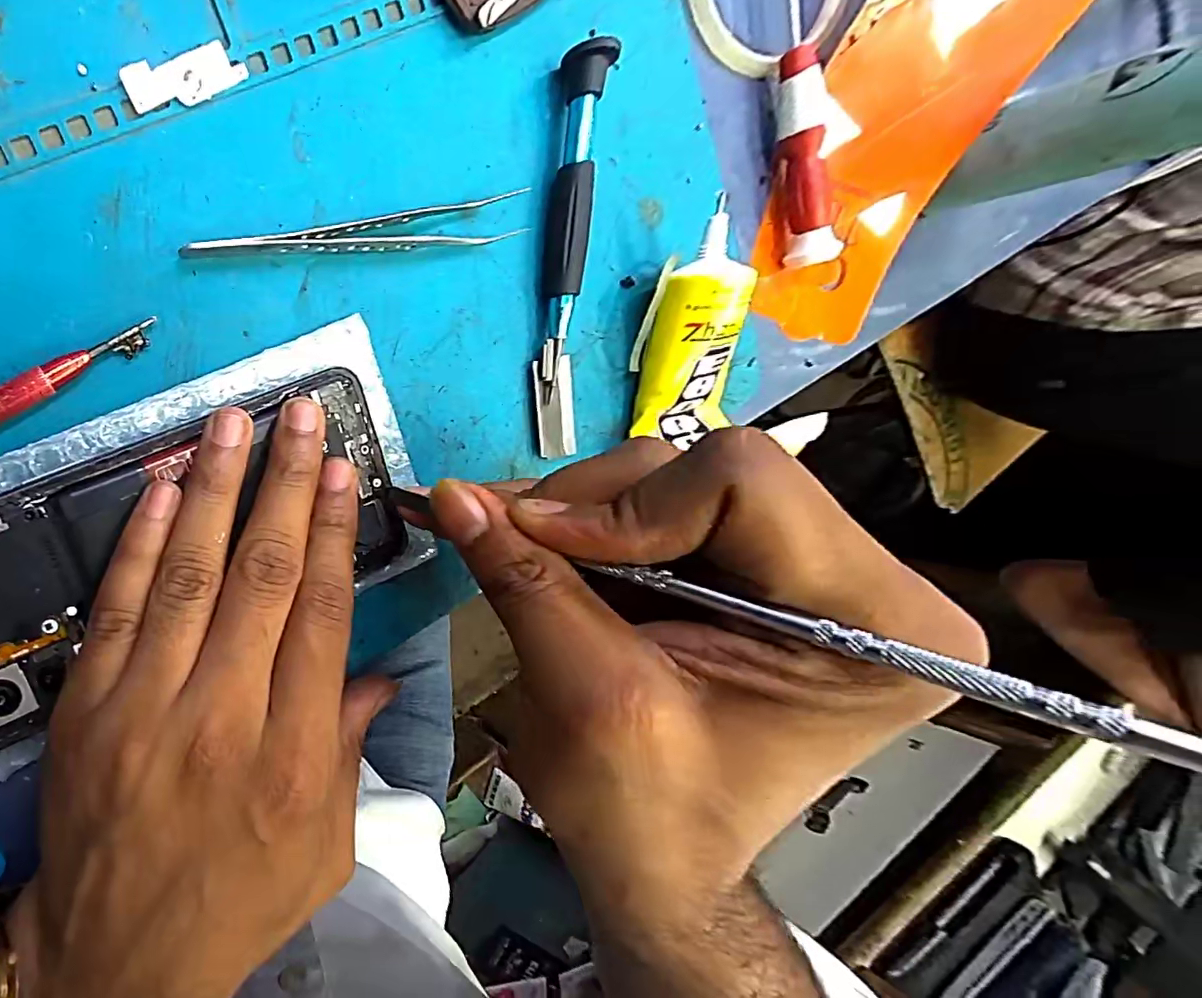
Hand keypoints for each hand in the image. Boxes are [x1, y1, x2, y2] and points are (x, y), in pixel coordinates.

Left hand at [8, 400, 394, 997]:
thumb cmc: (235, 896)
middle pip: (260, 574)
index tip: (339, 469)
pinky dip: (143, 541)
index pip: (318, 613)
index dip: (331, 531)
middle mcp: (223, 713)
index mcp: (292, 752)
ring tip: (231, 425)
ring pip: (190, 573)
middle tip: (297, 416)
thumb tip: (376, 671)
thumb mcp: (324, 846)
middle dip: (283, 484)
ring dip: (214, 489)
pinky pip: (119, 605)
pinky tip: (167, 488)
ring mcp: (147, 701)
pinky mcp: (90, 700)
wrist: (117, 955)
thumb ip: (349, 748)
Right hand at [426, 431, 986, 925]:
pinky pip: (645, 500)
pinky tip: (530, 545)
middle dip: (587, 508)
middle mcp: (853, 574)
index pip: (742, 482)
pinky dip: (574, 520)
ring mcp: (793, 563)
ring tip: (515, 549)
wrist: (648, 852)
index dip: (625, 507)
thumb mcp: (582, 691)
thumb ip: (522, 578)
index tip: (540, 545)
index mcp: (872, 620)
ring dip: (572, 513)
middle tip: (511, 541)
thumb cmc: (641, 809)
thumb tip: (450, 496)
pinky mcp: (735, 562)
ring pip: (661, 475)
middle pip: (696, 470)